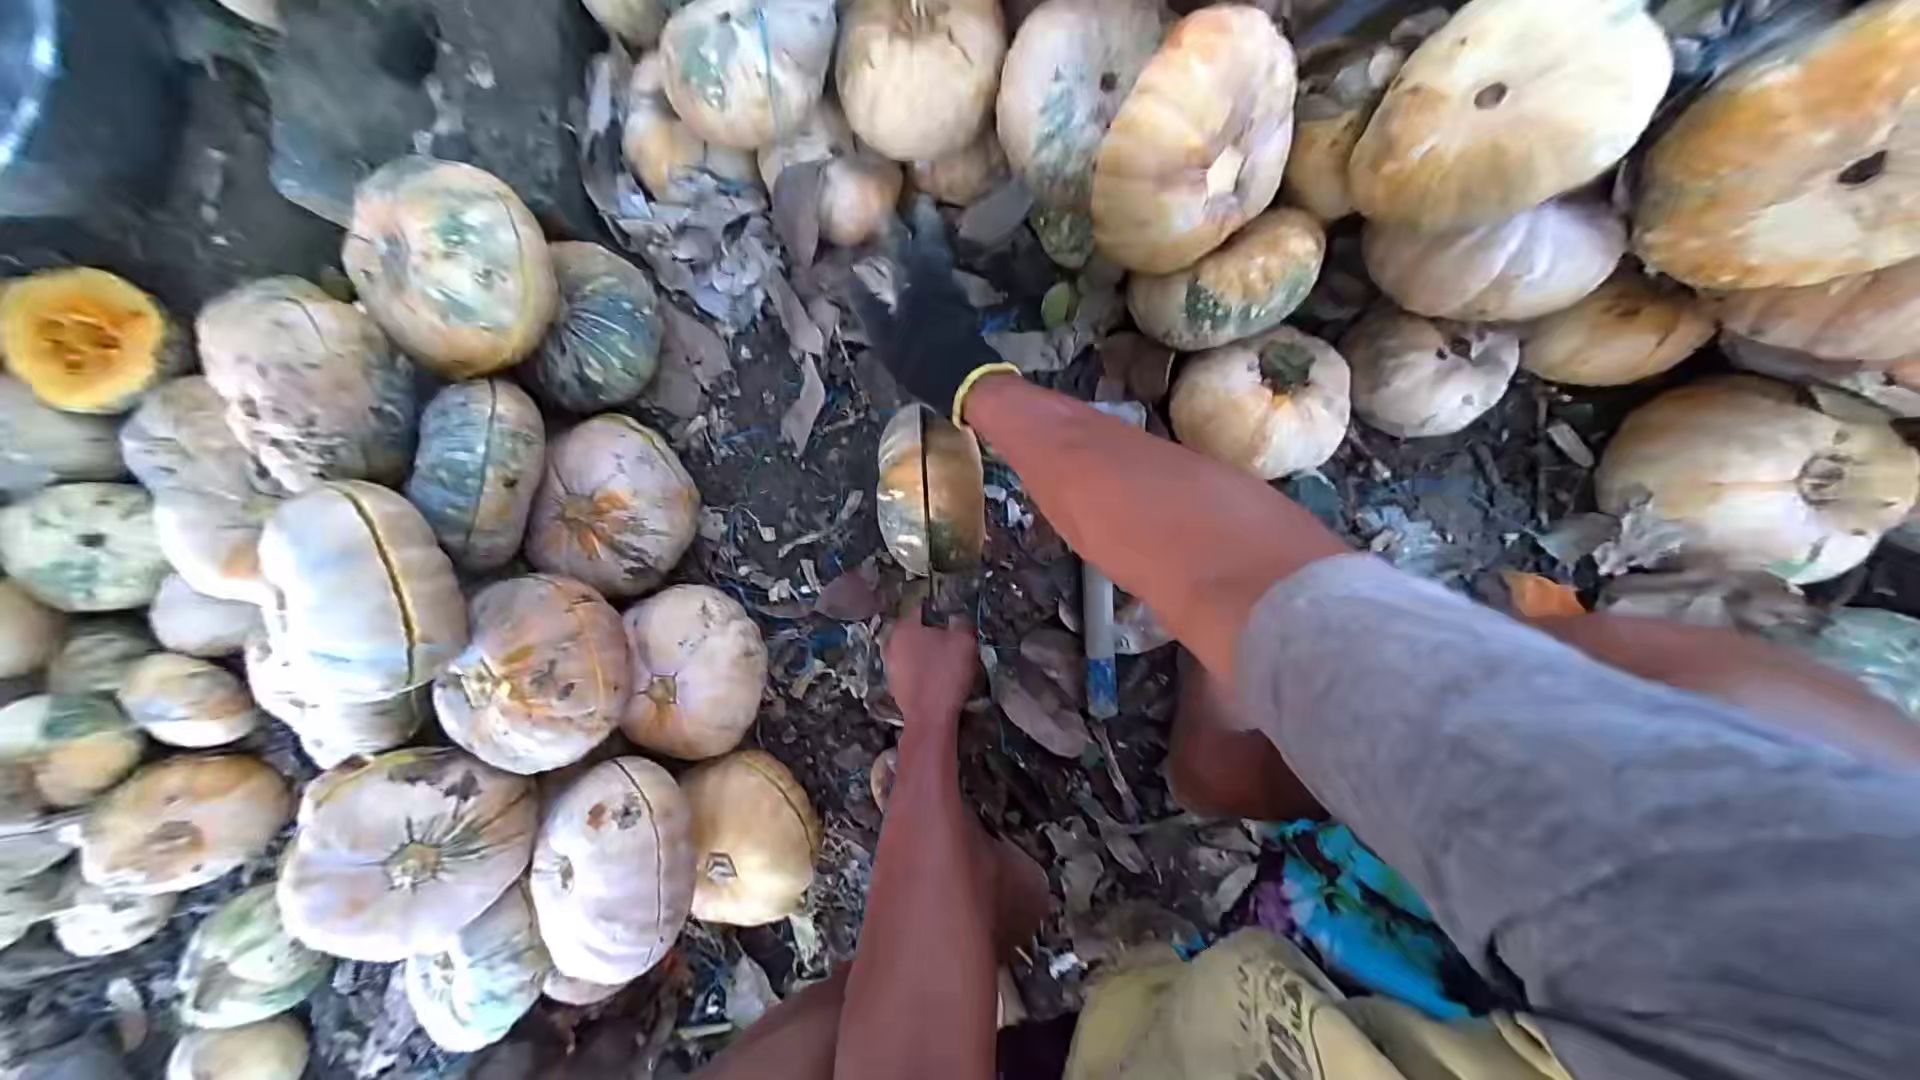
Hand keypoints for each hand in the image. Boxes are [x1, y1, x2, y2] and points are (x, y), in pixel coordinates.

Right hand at [848, 196, 1012, 421]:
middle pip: (936, 245)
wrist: (963, 383)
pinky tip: (927, 279)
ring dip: (932, 250)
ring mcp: (957, 296)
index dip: (916, 217)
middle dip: (927, 226)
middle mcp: (943, 279)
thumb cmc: (920, 358)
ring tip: (918, 242)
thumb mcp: (885, 337)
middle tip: (920, 210)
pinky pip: (946, 283)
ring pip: (943, 263)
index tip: (911, 197)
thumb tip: (851, 280)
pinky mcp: (964, 314)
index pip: (919, 236)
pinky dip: (935, 275)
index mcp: (923, 277)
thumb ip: (869, 306)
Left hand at [882, 606, 979, 724]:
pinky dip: (922, 671)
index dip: (940, 612)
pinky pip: (910, 670)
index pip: (922, 608)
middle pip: (916, 631)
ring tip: (946, 664)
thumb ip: (960, 623)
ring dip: (926, 654)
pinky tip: (936, 680)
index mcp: (904, 627)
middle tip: (952, 644)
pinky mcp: (893, 685)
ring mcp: (889, 666)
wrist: (930, 718)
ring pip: (912, 651)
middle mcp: (890, 642)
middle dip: (932, 634)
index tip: (953, 622)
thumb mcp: (964, 641)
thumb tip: (956, 620)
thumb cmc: (946, 674)